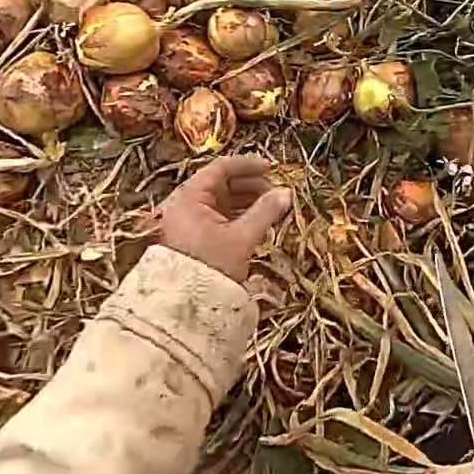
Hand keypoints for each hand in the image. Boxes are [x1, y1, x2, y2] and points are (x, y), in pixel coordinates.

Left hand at [158, 154, 292, 281]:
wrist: (186, 308)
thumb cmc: (211, 269)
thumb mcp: (241, 238)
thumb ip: (265, 212)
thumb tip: (286, 192)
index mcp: (190, 197)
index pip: (220, 168)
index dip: (247, 166)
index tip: (271, 168)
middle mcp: (187, 204)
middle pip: (222, 183)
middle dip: (251, 185)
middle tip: (276, 192)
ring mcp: (191, 220)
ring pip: (223, 200)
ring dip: (248, 201)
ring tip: (272, 207)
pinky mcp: (196, 235)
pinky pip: (221, 216)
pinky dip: (240, 215)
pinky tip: (259, 221)